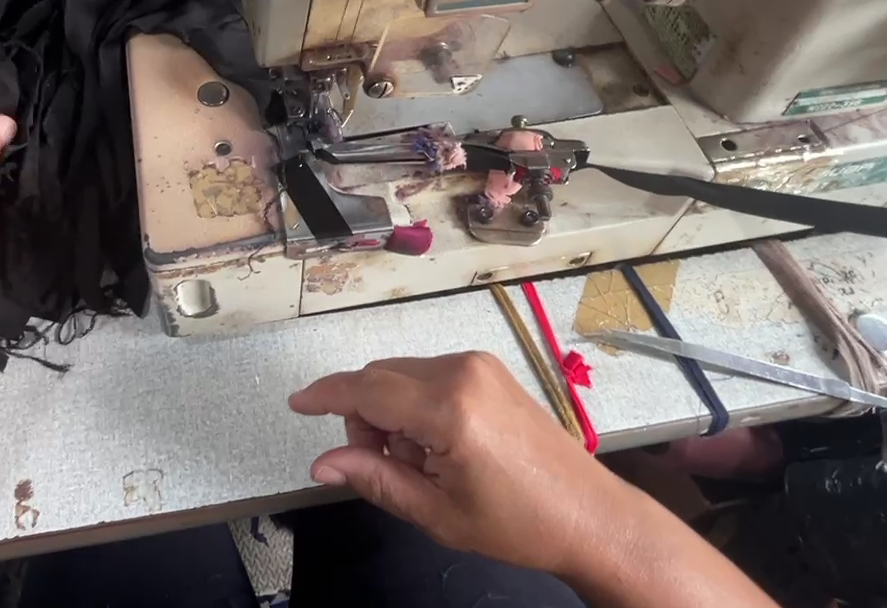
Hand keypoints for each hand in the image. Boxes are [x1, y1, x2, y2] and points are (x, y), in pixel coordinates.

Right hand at [288, 352, 622, 576]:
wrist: (589, 514)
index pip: (367, 389)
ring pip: (401, 373)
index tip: (297, 403)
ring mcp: (476, 363)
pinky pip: (426, 373)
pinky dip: (414, 401)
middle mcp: (460, 370)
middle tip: (381, 464)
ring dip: (390, 409)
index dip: (326, 395)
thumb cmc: (515, 524)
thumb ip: (374, 480)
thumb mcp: (437, 514)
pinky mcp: (486, 366)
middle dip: (364, 415)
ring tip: (419, 460)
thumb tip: (321, 465)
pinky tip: (437, 441)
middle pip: (380, 377)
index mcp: (448, 408)